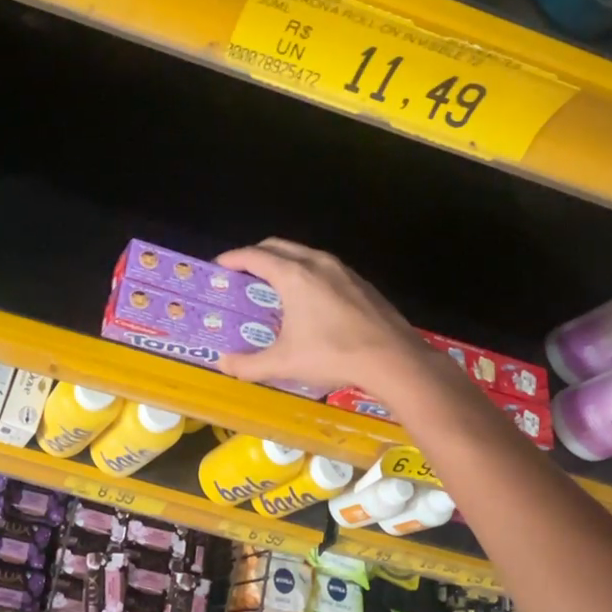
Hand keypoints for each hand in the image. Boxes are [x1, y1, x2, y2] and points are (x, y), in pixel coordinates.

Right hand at [215, 239, 434, 392]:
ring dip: (283, 262)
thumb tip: (222, 364)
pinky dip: (307, 273)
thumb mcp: (284, 364)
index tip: (219, 266)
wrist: (393, 359)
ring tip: (273, 286)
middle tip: (242, 274)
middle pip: (277, 246)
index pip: (253, 256)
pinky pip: (324, 267)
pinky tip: (309, 300)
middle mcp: (316, 263)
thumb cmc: (333, 355)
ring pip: (304, 254)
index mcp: (293, 275)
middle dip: (255, 255)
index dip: (232, 259)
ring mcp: (342, 270)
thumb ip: (248, 364)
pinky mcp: (360, 282)